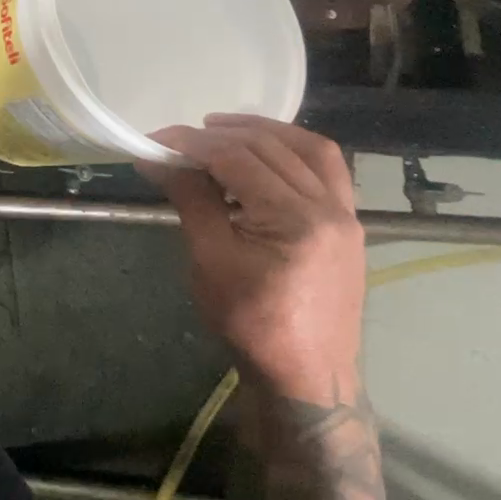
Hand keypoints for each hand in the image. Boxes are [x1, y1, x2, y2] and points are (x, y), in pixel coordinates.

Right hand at [145, 114, 366, 400]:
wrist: (304, 371)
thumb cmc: (250, 318)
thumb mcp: (209, 256)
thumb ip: (189, 198)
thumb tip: (155, 158)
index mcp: (296, 219)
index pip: (237, 158)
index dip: (191, 142)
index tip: (153, 141)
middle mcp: (331, 209)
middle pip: (271, 147)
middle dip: (218, 134)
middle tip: (175, 139)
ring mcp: (346, 217)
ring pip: (310, 150)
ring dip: (263, 132)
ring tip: (219, 130)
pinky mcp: (347, 226)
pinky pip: (326, 171)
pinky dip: (291, 151)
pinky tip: (259, 156)